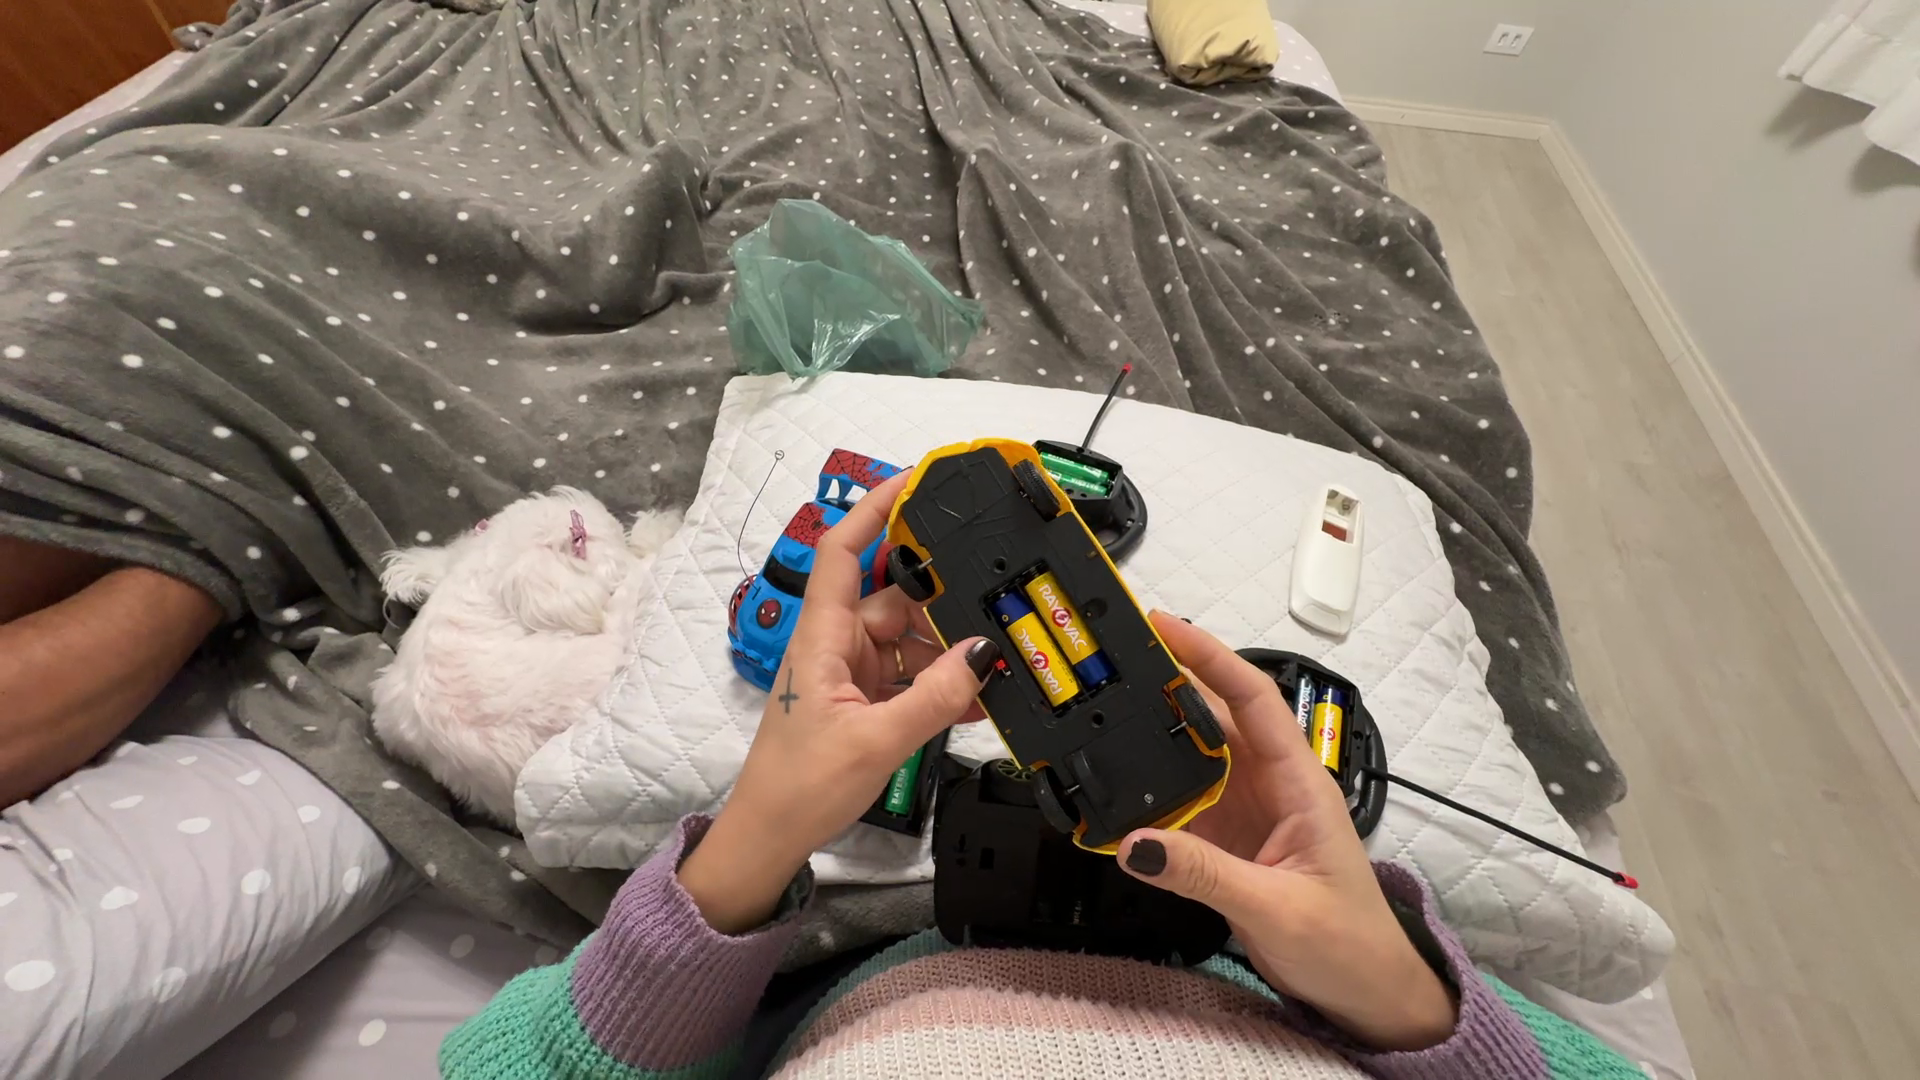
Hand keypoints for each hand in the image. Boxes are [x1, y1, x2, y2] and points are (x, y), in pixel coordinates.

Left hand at [679, 470, 998, 932]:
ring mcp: (853, 669)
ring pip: (911, 640)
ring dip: (949, 654)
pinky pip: (912, 675)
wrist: (772, 836)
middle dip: (944, 603)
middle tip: (996, 602)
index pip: (843, 551)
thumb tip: (985, 654)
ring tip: (996, 667)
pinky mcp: (865, 696)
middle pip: (897, 598)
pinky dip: (941, 684)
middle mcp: (839, 641)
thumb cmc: (803, 784)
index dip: (874, 510)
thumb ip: (934, 698)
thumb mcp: (876, 740)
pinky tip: (977, 700)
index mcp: (825, 634)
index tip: (916, 481)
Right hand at [1117, 614, 1457, 1051]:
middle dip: (1165, 679)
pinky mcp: (1222, 831)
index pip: (1251, 697)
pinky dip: (1147, 784)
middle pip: (1211, 713)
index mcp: (1295, 779)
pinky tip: (1113, 778)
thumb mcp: (1278, 909)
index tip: (1161, 625)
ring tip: (1100, 707)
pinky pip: (1179, 794)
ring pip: (1190, 749)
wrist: (1365, 994)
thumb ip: (1204, 874)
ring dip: (1150, 729)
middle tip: (1111, 659)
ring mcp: (1242, 804)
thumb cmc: (1347, 945)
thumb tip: (1132, 842)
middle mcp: (1266, 779)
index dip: (1208, 655)